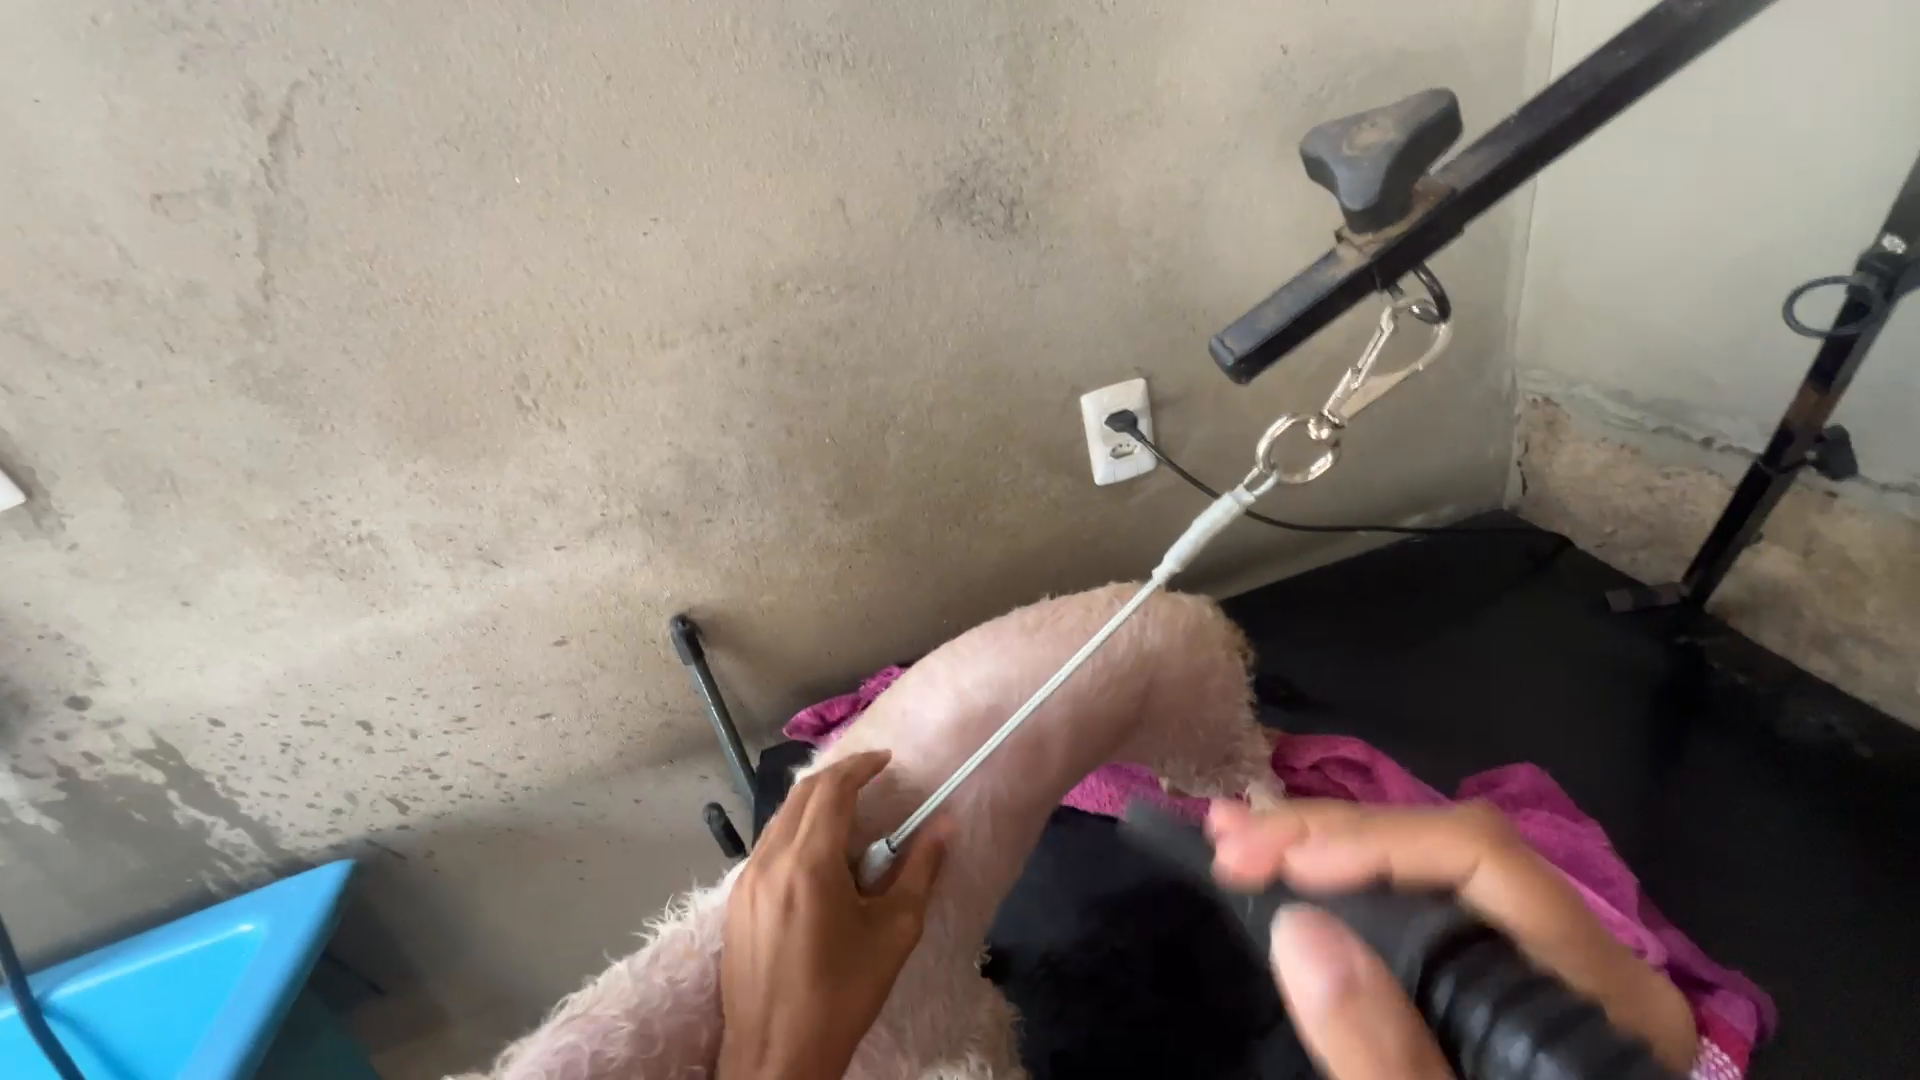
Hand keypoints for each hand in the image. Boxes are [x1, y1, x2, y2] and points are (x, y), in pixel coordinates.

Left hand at [718, 750, 948, 1079]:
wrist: (777, 1058)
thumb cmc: (843, 994)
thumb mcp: (894, 931)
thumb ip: (919, 870)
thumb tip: (944, 826)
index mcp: (808, 863)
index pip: (831, 790)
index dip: (860, 767)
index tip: (886, 761)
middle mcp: (769, 860)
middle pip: (801, 794)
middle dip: (838, 777)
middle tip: (871, 777)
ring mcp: (745, 881)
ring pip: (780, 817)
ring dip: (814, 802)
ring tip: (850, 812)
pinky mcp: (735, 903)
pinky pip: (767, 845)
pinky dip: (795, 830)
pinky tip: (818, 855)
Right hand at [1207, 799, 1695, 1078]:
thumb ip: (1387, 1055)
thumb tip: (1297, 928)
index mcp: (1592, 987)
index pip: (1480, 855)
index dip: (1373, 843)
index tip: (1282, 865)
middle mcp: (1562, 949)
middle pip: (1434, 841)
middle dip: (1320, 834)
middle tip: (1229, 840)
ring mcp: (1515, 954)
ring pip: (1408, 858)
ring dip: (1310, 842)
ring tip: (1229, 832)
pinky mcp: (1471, 966)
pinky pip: (1397, 892)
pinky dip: (1324, 872)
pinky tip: (1271, 858)